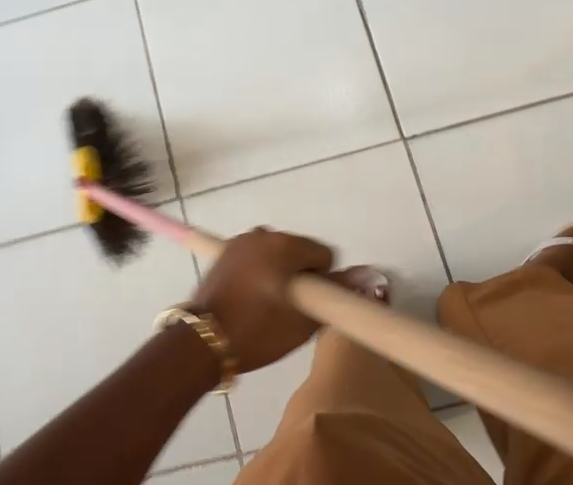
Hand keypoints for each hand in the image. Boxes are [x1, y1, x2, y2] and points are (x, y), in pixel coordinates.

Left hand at [190, 228, 334, 372]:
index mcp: (286, 245)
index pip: (324, 254)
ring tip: (268, 304)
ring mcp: (241, 240)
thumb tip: (368, 275)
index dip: (322, 280)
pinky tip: (250, 296)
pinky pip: (255, 256)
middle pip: (299, 250)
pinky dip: (259, 270)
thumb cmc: (259, 330)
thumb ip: (336, 293)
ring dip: (279, 271)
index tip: (308, 304)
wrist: (204, 339)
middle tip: (289, 308)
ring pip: (276, 253)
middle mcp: (264, 233)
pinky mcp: (225, 251)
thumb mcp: (304, 320)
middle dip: (300, 273)